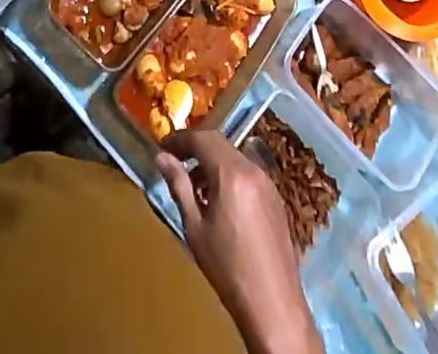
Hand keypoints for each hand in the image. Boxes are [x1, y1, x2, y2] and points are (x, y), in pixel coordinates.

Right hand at [158, 131, 319, 353]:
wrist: (271, 298)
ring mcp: (268, 182)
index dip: (182, 139)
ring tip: (193, 187)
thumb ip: (179, 187)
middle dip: (196, 149)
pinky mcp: (275, 196)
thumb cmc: (226, 266)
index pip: (204, 140)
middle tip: (174, 161)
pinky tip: (218, 201)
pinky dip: (229, 176)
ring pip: (235, 159)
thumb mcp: (195, 227)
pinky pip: (248, 174)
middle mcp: (253, 169)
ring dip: (213, 163)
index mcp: (232, 174)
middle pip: (222, 145)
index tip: (163, 145)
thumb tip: (162, 158)